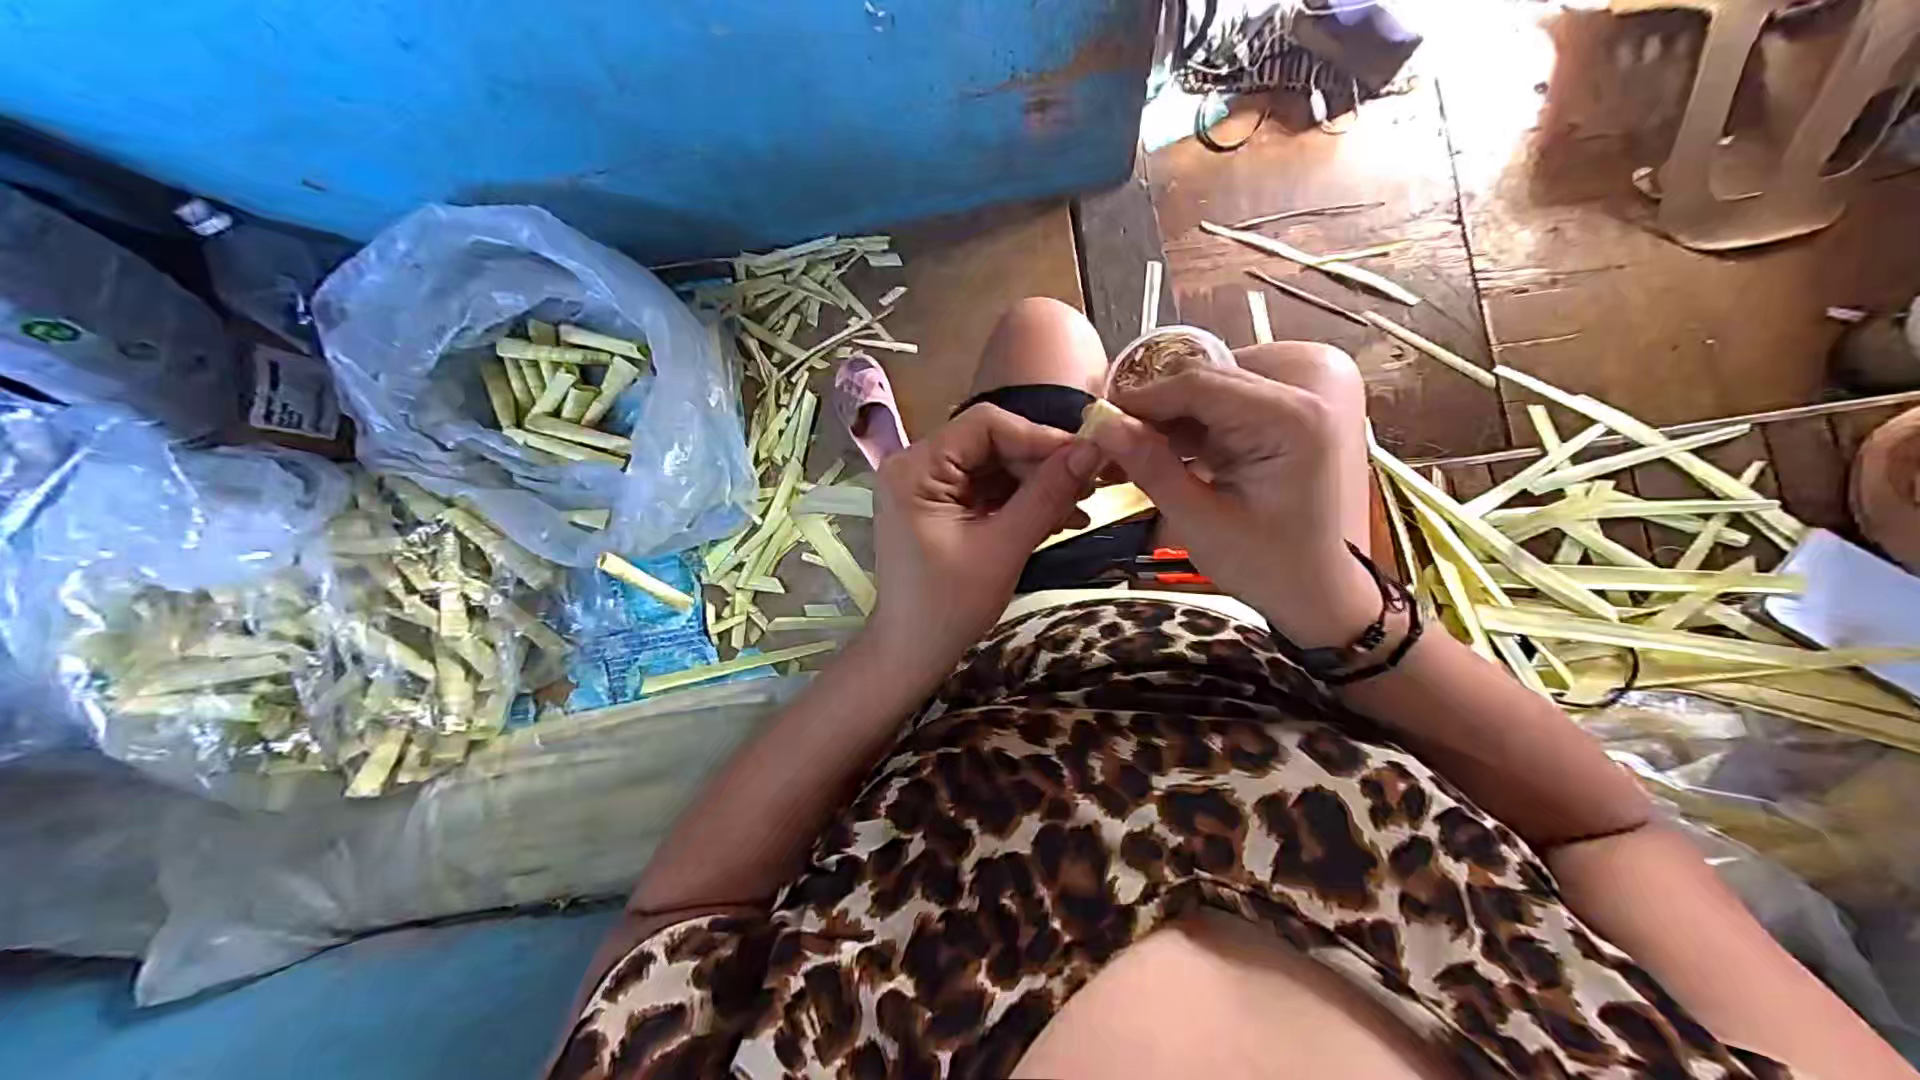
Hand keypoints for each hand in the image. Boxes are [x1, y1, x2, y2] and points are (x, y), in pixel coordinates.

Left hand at [868, 404, 1101, 677]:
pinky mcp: (939, 505)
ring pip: (994, 466)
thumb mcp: (1003, 548)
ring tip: (1080, 508)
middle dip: (1042, 464)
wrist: (912, 653)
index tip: (1087, 457)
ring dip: (1037, 484)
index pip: (986, 425)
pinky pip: (986, 489)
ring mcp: (926, 485)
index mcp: (915, 468)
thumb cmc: (948, 607)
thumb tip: (1093, 449)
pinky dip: (1020, 501)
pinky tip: (1058, 519)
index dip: (1040, 436)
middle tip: (1092, 485)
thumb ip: (1046, 494)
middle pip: (992, 443)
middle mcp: (915, 465)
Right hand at [1084, 361, 1378, 644]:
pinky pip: (1219, 408)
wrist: (1316, 589)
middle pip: (1203, 380)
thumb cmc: (1269, 565)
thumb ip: (1151, 467)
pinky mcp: (1280, 418)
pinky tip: (1157, 452)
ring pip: (1206, 391)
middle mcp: (1302, 397)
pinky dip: (1185, 428)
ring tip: (1128, 452)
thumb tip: (1104, 425)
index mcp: (1292, 419)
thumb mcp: (1200, 522)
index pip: (1199, 383)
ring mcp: (1294, 404)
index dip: (1141, 398)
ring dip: (1165, 418)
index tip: (1098, 418)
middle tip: (1108, 439)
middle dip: (1151, 409)